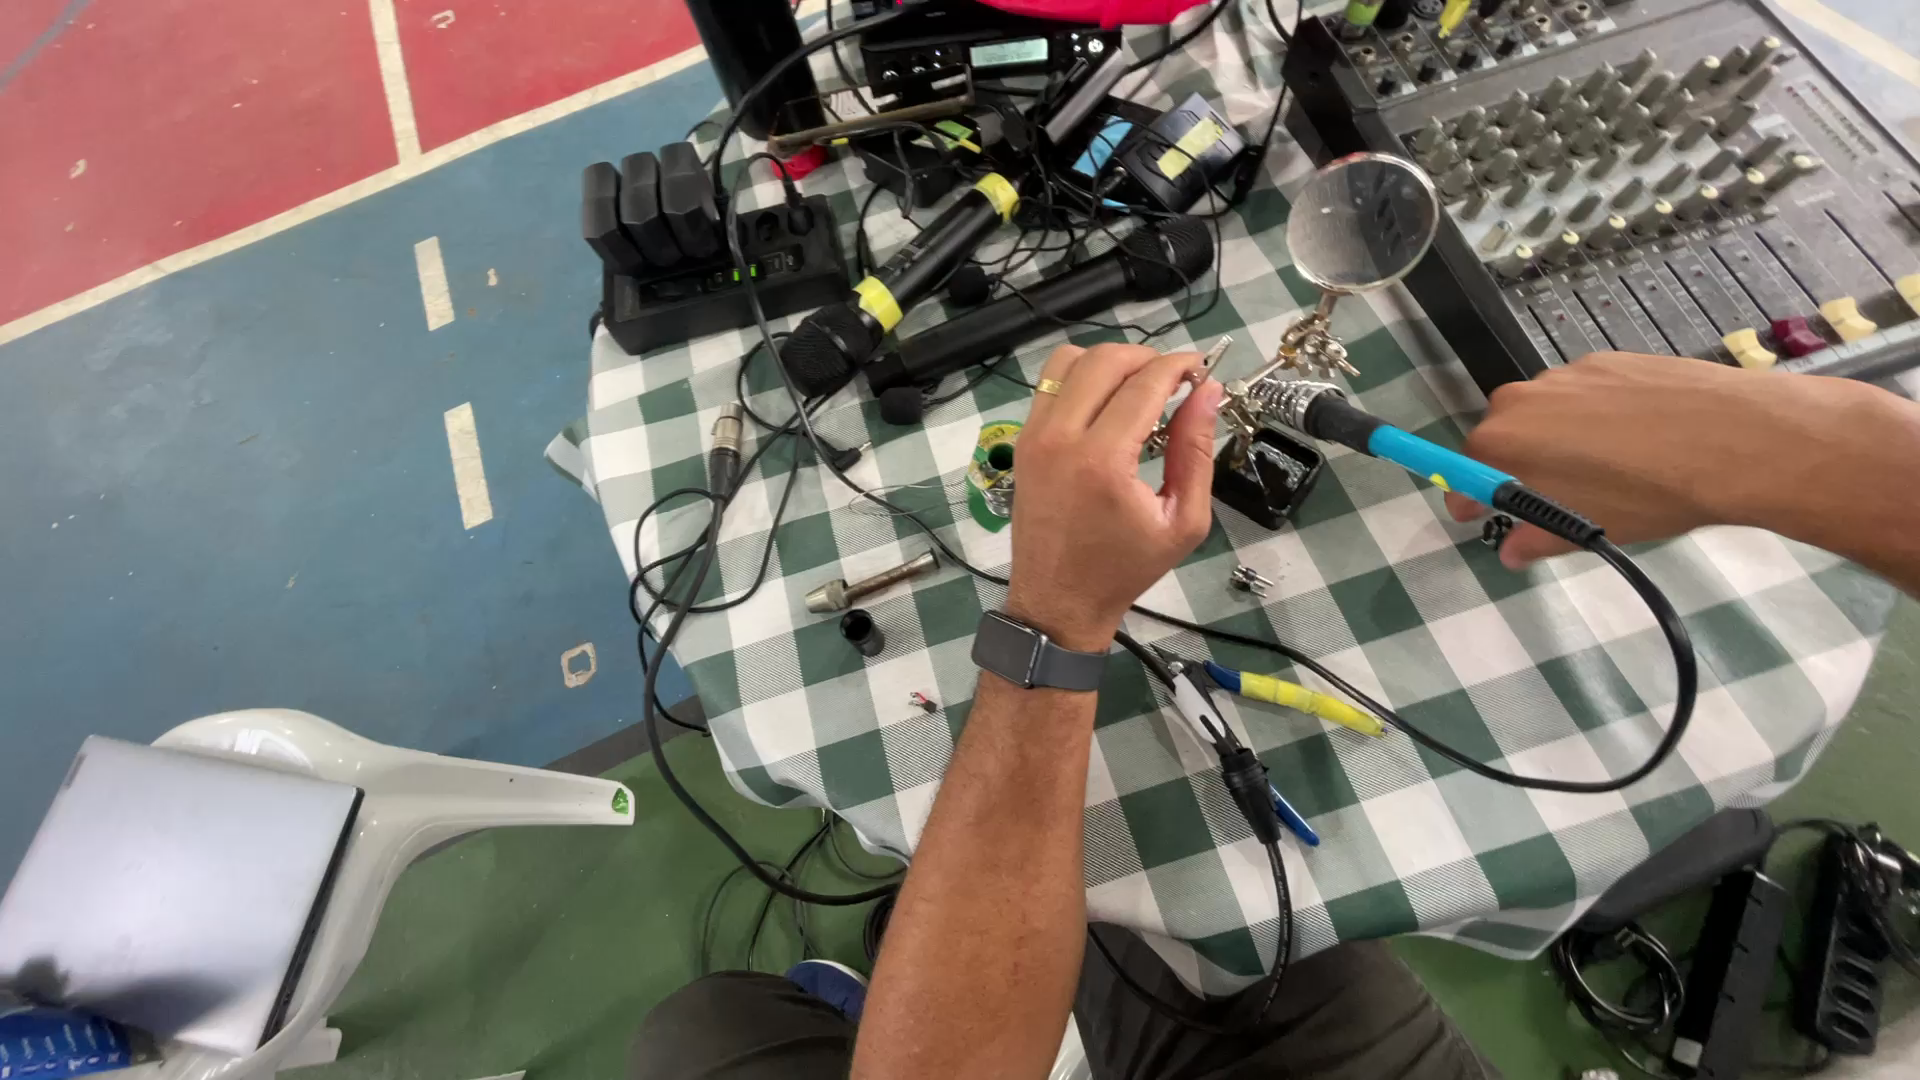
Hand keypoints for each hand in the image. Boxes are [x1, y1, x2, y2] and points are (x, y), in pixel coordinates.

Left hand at [1005, 344, 1223, 650]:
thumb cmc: (1124, 569)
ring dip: (1108, 363)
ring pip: (1068, 361)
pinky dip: (1079, 381)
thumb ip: (1196, 452)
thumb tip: (1209, 393)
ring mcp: (1033, 437)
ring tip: (1136, 389)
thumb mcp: (1182, 521)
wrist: (1058, 600)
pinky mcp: (1022, 443)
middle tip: (1172, 382)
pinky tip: (1104, 407)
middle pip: (1104, 360)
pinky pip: (1048, 386)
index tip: (1201, 371)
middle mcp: (1060, 437)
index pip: (1145, 382)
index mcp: (1103, 460)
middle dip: (1147, 358)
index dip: (1180, 366)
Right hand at [1445, 351, 1879, 566]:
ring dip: (1556, 437)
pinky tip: (1636, 432)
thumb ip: (1533, 539)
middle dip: (1517, 465)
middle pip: (1498, 440)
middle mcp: (1514, 403)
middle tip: (1561, 491)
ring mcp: (1561, 375)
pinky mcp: (1605, 360)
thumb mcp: (1585, 528)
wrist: (1748, 439)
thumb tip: (1511, 553)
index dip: (1472, 503)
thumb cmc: (1648, 493)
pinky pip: (1580, 392)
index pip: (1459, 478)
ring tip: (1610, 461)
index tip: (1488, 518)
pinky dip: (1594, 412)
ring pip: (1540, 414)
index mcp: (1496, 444)